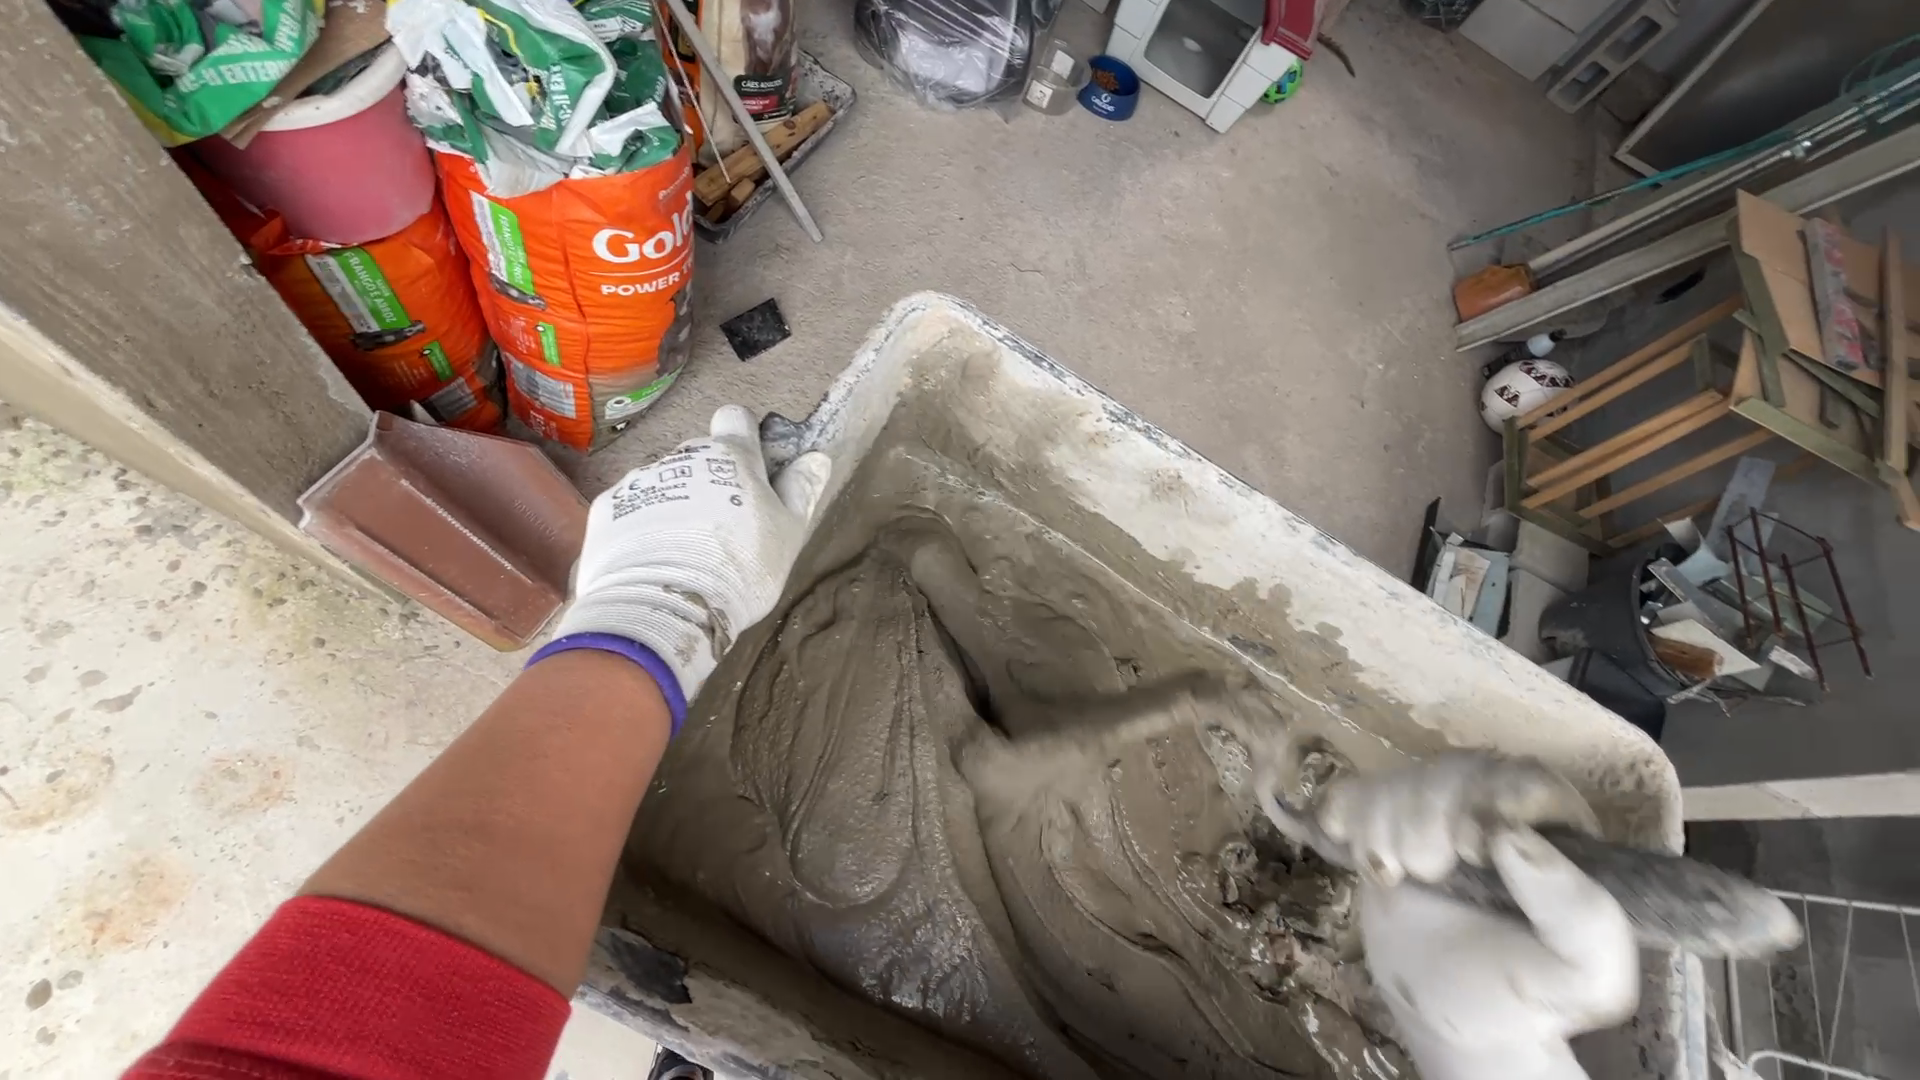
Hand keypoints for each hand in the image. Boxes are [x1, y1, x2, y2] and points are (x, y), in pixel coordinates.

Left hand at [552, 405, 831, 704]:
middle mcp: (683, 455)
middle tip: (722, 526)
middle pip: (699, 454)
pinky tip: (653, 558)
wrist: (664, 605)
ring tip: (684, 549)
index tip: (750, 469)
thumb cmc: (741, 566)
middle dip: (709, 479)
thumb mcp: (788, 534)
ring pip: (666, 480)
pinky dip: (643, 524)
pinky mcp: (609, 507)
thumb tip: (816, 458)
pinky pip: (632, 506)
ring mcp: (641, 479)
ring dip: (677, 501)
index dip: (743, 437)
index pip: (735, 418)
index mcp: (732, 456)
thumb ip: (800, 492)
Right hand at [1323, 754, 1636, 1079]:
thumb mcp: (1580, 978)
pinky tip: (1358, 854)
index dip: (1488, 799)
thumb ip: (1583, 916)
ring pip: (1396, 780)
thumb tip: (1511, 836)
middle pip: (1449, 772)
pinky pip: (1351, 790)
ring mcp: (1431, 811)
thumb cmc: (1517, 995)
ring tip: (1396, 876)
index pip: (1523, 777)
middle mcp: (1492, 808)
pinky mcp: (1380, 818)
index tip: (1471, 850)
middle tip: (1426, 871)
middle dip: (1424, 821)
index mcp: (1556, 834)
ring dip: (1382, 829)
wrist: (1439, 1007)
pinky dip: (1343, 817)